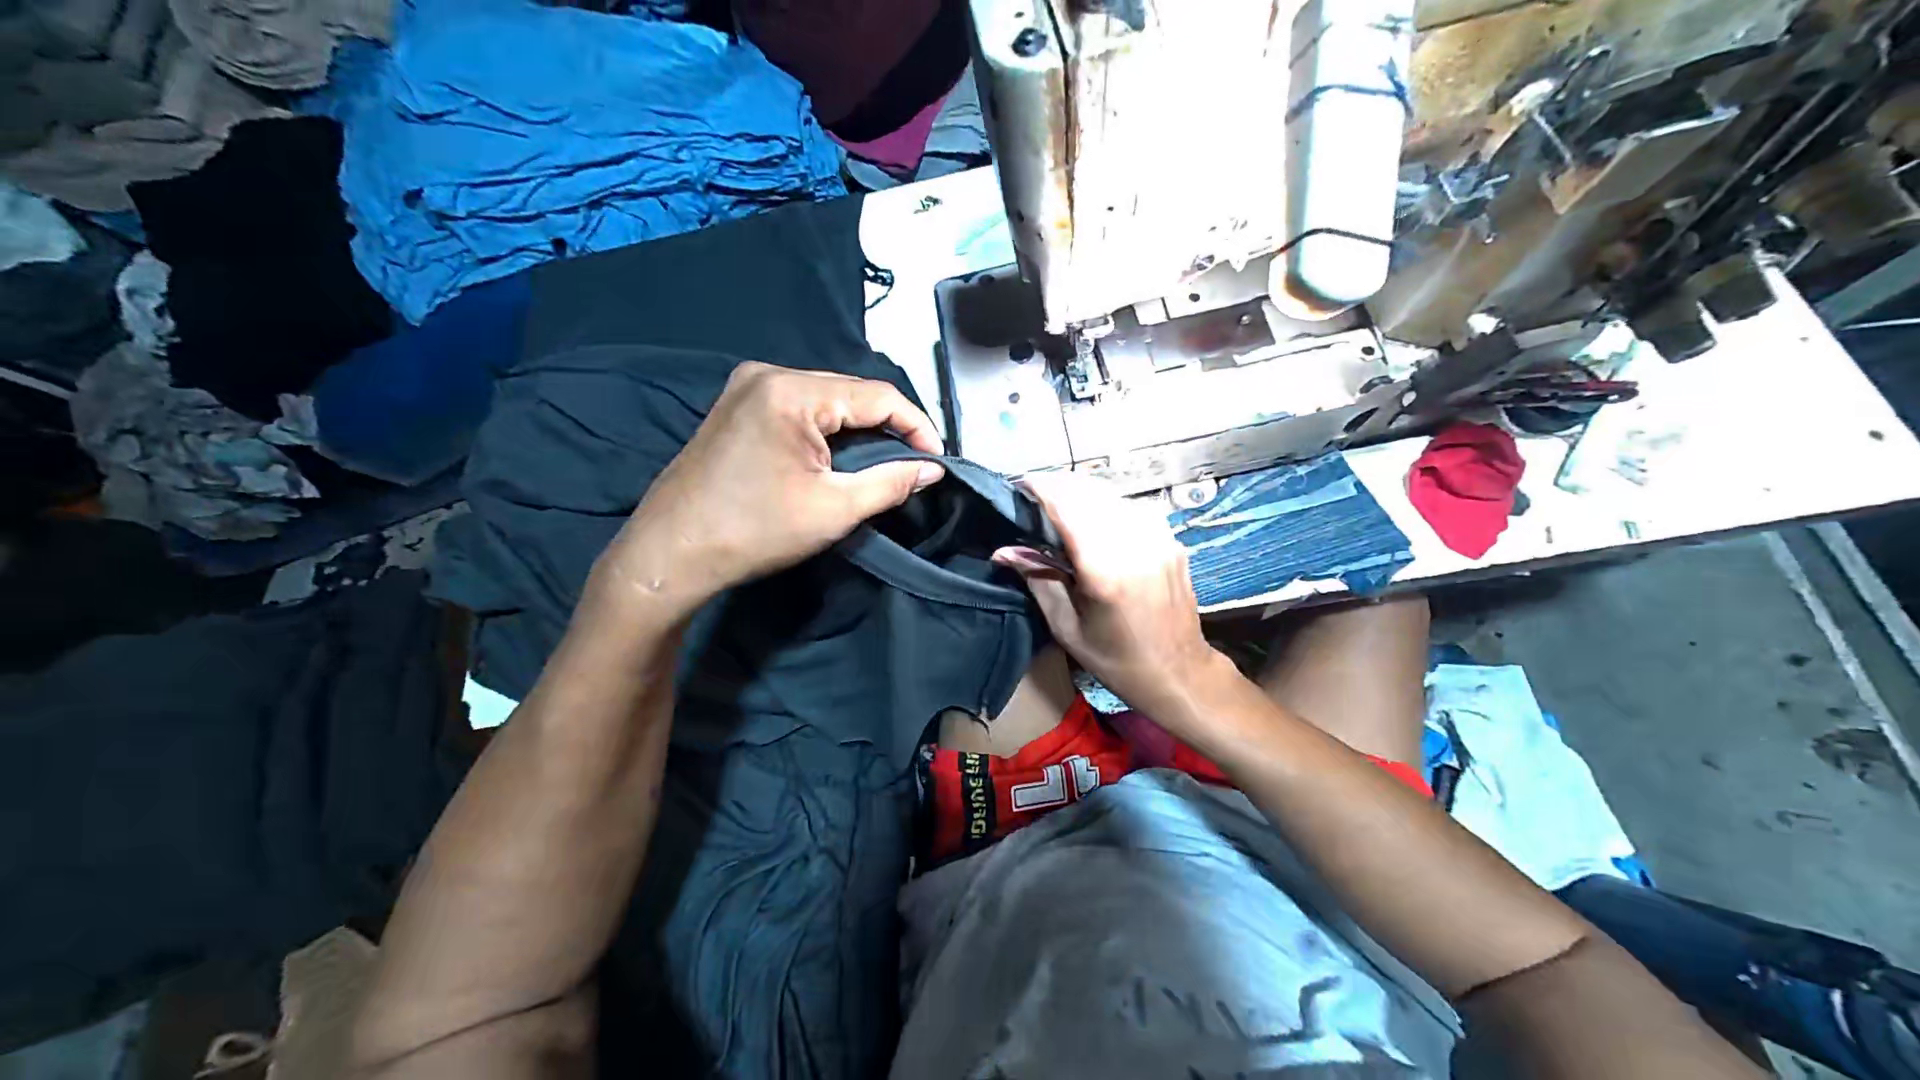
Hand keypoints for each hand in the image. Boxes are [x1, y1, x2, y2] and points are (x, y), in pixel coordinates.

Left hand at [600, 362, 945, 611]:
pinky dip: (829, 430)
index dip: (917, 426)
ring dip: (859, 429)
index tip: (938, 461)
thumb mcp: (834, 509)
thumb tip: (933, 468)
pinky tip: (840, 456)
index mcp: (791, 390)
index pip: (877, 395)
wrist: (670, 553)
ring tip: (884, 463)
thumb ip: (891, 482)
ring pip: (827, 399)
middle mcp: (768, 373)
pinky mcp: (738, 406)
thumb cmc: (754, 532)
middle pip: (851, 392)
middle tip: (914, 464)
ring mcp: (747, 387)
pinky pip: (800, 407)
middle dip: (888, 427)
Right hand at [991, 472, 1222, 717]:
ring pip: (1112, 494)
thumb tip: (1003, 551)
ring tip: (1060, 502)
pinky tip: (1094, 517)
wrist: (1179, 672)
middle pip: (1089, 492)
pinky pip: (1132, 507)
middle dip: (1059, 485)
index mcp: (1105, 570)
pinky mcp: (1171, 540)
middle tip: (1034, 492)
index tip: (1020, 485)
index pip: (1068, 506)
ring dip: (1082, 491)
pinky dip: (1107, 503)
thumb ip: (1038, 580)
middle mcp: (1135, 544)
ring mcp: (1159, 538)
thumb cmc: (1116, 660)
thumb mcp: (1067, 627)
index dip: (1041, 488)